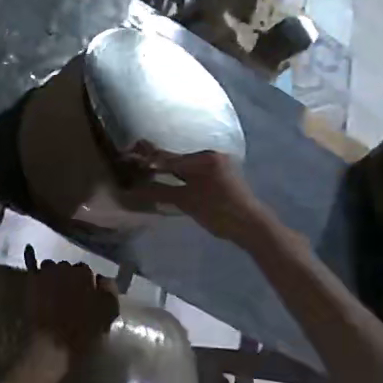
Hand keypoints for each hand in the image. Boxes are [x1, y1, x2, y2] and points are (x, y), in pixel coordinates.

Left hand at [22, 250, 118, 361]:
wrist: (52, 346)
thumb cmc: (83, 333)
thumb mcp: (107, 314)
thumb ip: (109, 292)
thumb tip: (104, 278)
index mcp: (85, 274)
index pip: (87, 271)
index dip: (86, 284)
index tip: (85, 296)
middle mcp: (65, 267)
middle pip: (68, 268)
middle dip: (69, 278)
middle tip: (70, 296)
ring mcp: (46, 273)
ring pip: (51, 266)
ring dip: (53, 274)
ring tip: (54, 289)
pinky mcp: (31, 281)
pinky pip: (31, 263)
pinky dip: (31, 256)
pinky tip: (29, 249)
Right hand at [127, 143, 274, 244]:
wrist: (251, 226)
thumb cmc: (218, 211)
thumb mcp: (186, 202)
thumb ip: (160, 192)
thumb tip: (135, 188)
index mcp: (203, 158)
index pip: (169, 158)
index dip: (149, 160)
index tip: (131, 157)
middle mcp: (212, 156)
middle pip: (179, 160)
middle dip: (160, 164)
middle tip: (139, 165)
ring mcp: (220, 165)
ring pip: (188, 166)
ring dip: (172, 171)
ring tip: (152, 174)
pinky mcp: (224, 176)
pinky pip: (197, 172)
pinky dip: (184, 177)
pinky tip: (174, 182)